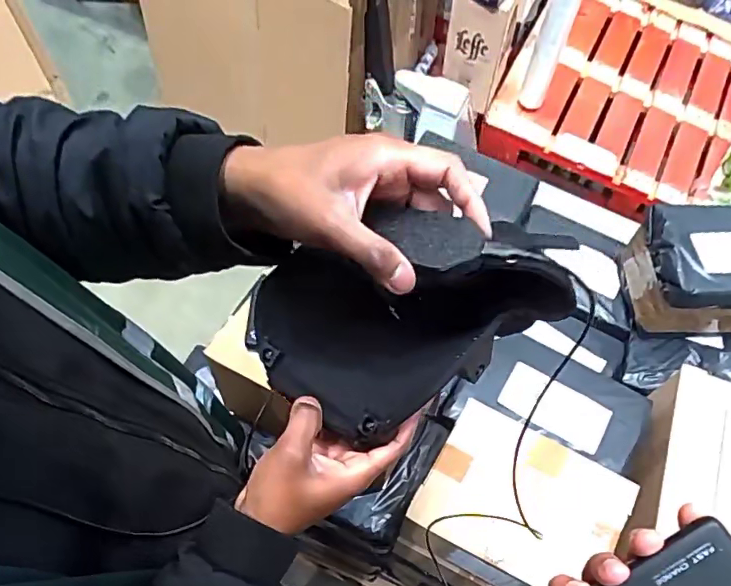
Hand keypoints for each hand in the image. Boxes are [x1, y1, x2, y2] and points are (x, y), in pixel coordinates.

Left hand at [220, 135, 493, 293]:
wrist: (250, 192)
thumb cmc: (285, 189)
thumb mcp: (332, 223)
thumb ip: (373, 253)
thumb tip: (407, 282)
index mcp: (387, 157)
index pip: (447, 169)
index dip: (470, 198)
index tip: (480, 233)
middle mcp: (391, 169)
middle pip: (442, 194)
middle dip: (455, 226)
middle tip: (464, 261)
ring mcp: (383, 189)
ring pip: (425, 214)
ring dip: (434, 239)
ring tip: (445, 269)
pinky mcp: (374, 208)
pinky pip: (407, 225)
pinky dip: (414, 245)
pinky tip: (416, 266)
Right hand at [236, 397, 418, 533]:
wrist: (254, 521)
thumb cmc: (279, 499)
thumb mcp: (292, 454)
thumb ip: (305, 423)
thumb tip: (311, 401)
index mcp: (356, 474)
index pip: (393, 448)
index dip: (407, 428)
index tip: (416, 408)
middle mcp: (349, 470)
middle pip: (369, 439)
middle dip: (372, 416)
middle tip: (377, 388)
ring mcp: (331, 468)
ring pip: (344, 437)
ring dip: (341, 418)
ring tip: (342, 389)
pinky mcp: (314, 465)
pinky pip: (323, 440)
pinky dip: (319, 425)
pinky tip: (311, 405)